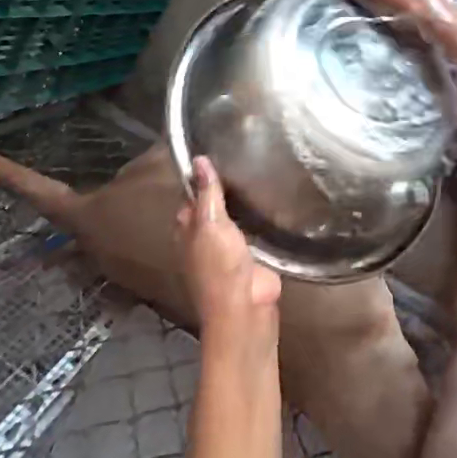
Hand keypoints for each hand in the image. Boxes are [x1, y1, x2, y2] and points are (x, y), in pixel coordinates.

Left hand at [179, 156, 281, 336]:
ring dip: (241, 202)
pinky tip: (269, 203)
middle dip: (223, 187)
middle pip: (211, 206)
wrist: (245, 308)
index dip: (200, 175)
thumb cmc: (221, 265)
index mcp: (187, 230)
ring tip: (258, 172)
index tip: (217, 149)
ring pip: (231, 218)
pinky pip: (251, 231)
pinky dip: (257, 218)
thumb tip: (199, 160)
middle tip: (244, 156)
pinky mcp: (248, 257)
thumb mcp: (211, 223)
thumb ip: (208, 193)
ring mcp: (226, 249)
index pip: (190, 195)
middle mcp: (203, 238)